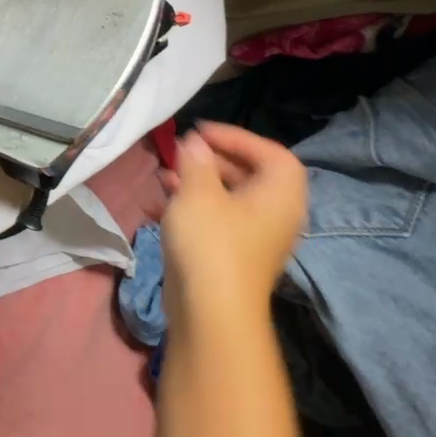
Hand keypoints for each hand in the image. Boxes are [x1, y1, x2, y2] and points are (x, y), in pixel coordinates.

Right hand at [159, 122, 308, 317]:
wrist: (211, 305)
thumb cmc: (210, 242)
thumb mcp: (197, 195)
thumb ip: (196, 164)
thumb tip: (195, 143)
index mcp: (278, 198)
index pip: (275, 155)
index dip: (240, 138)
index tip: (199, 131)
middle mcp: (274, 214)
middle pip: (253, 174)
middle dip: (215, 158)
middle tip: (179, 150)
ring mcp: (254, 234)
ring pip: (231, 195)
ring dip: (198, 180)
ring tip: (162, 175)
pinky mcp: (232, 249)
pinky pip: (216, 215)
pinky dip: (190, 203)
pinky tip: (157, 204)